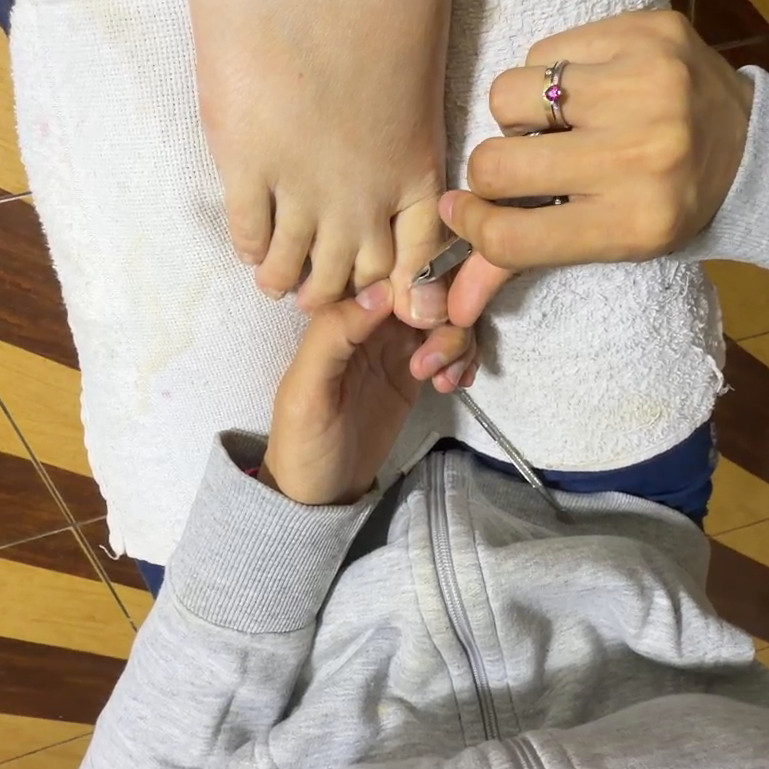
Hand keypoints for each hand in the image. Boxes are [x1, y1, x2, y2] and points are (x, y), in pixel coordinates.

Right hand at [164, 0, 466, 321]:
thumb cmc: (377, 10)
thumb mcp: (416, 86)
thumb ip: (404, 143)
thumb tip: (390, 171)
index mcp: (412, 171)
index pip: (415, 256)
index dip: (404, 287)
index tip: (390, 301)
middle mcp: (363, 196)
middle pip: (356, 273)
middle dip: (339, 291)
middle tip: (320, 293)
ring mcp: (305, 189)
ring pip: (297, 269)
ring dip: (287, 283)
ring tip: (278, 284)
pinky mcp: (249, 169)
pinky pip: (250, 234)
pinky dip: (251, 250)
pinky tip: (250, 248)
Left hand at [263, 284, 475, 505]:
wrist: (320, 494)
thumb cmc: (303, 443)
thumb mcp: (307, 392)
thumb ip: (334, 337)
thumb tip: (381, 290)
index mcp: (340, 315)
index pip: (390, 273)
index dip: (419, 287)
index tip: (426, 324)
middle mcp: (371, 322)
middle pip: (428, 291)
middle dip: (445, 320)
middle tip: (435, 366)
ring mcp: (396, 345)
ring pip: (446, 317)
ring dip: (457, 343)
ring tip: (445, 383)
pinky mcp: (415, 370)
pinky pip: (452, 347)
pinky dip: (464, 358)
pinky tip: (455, 386)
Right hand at [439, 11, 755, 326]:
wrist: (754, 149)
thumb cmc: (665, 206)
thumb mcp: (604, 245)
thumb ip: (521, 264)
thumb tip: (452, 309)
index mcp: (632, 224)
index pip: (509, 237)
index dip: (471, 226)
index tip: (465, 211)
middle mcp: (641, 155)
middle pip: (496, 164)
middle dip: (494, 169)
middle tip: (526, 166)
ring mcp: (648, 85)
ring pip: (509, 95)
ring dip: (520, 115)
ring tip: (559, 124)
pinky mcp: (650, 31)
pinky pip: (546, 49)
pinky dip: (553, 73)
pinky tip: (588, 90)